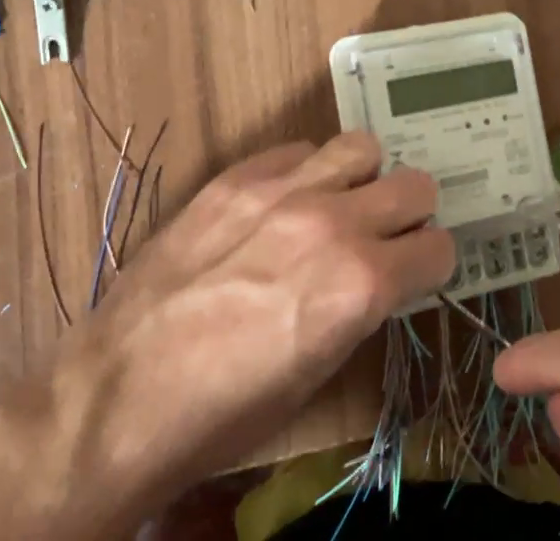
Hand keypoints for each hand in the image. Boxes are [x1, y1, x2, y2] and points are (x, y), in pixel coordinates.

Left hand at [68, 133, 455, 501]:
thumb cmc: (226, 410)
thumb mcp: (319, 372)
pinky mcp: (236, 178)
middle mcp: (335, 224)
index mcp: (363, 284)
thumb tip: (380, 278)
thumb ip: (363, 308)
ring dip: (363, 178)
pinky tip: (284, 203)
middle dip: (411, 215)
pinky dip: (307, 171)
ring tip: (339, 206)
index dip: (429, 265)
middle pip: (416, 186)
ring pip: (362, 148)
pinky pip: (297, 150)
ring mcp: (283, 191)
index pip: (438, 248)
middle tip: (386, 238)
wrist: (121, 393)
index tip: (415, 274)